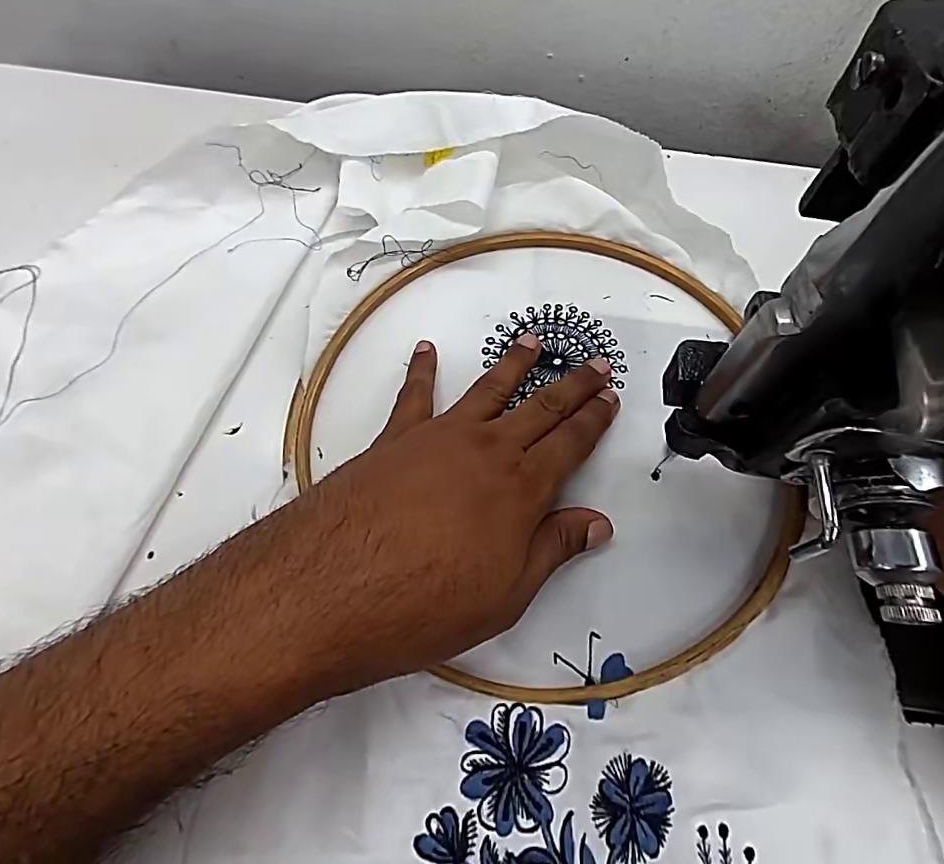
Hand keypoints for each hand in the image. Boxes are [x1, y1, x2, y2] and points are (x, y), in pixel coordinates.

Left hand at [227, 335, 620, 694]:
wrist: (335, 586)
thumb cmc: (424, 602)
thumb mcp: (505, 594)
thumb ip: (552, 549)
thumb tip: (595, 523)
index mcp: (520, 488)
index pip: (570, 443)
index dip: (593, 420)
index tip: (608, 400)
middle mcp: (486, 450)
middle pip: (541, 406)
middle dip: (573, 385)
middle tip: (594, 366)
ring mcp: (440, 437)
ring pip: (489, 388)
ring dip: (514, 363)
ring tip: (532, 342)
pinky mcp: (396, 437)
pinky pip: (414, 394)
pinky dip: (421, 369)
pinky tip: (426, 351)